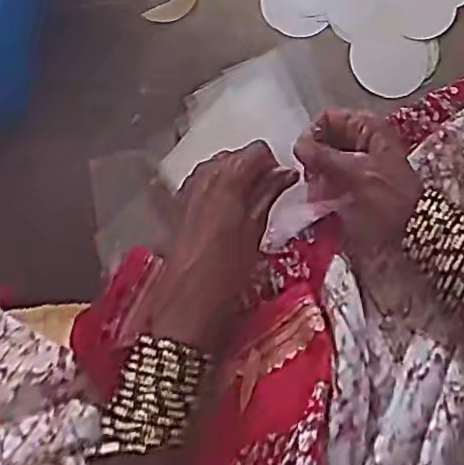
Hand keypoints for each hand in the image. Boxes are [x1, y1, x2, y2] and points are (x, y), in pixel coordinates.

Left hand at [150, 143, 297, 348]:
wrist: (185, 314)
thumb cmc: (228, 277)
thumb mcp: (257, 232)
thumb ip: (271, 194)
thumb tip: (287, 174)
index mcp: (229, 177)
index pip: (258, 150)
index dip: (273, 164)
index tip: (283, 183)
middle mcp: (204, 175)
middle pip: (236, 155)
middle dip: (253, 170)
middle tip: (269, 194)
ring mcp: (187, 189)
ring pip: (218, 167)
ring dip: (234, 178)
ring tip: (248, 206)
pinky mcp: (176, 207)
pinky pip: (202, 183)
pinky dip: (217, 189)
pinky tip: (225, 214)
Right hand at [294, 110, 422, 249]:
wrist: (412, 232)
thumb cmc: (389, 198)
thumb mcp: (355, 174)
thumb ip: (324, 157)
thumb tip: (299, 145)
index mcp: (368, 128)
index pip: (329, 118)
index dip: (313, 133)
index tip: (303, 155)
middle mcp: (362, 142)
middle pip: (324, 142)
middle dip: (314, 162)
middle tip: (313, 181)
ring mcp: (358, 165)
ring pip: (324, 165)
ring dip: (317, 182)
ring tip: (320, 198)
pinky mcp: (354, 188)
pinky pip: (329, 185)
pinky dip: (323, 195)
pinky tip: (323, 208)